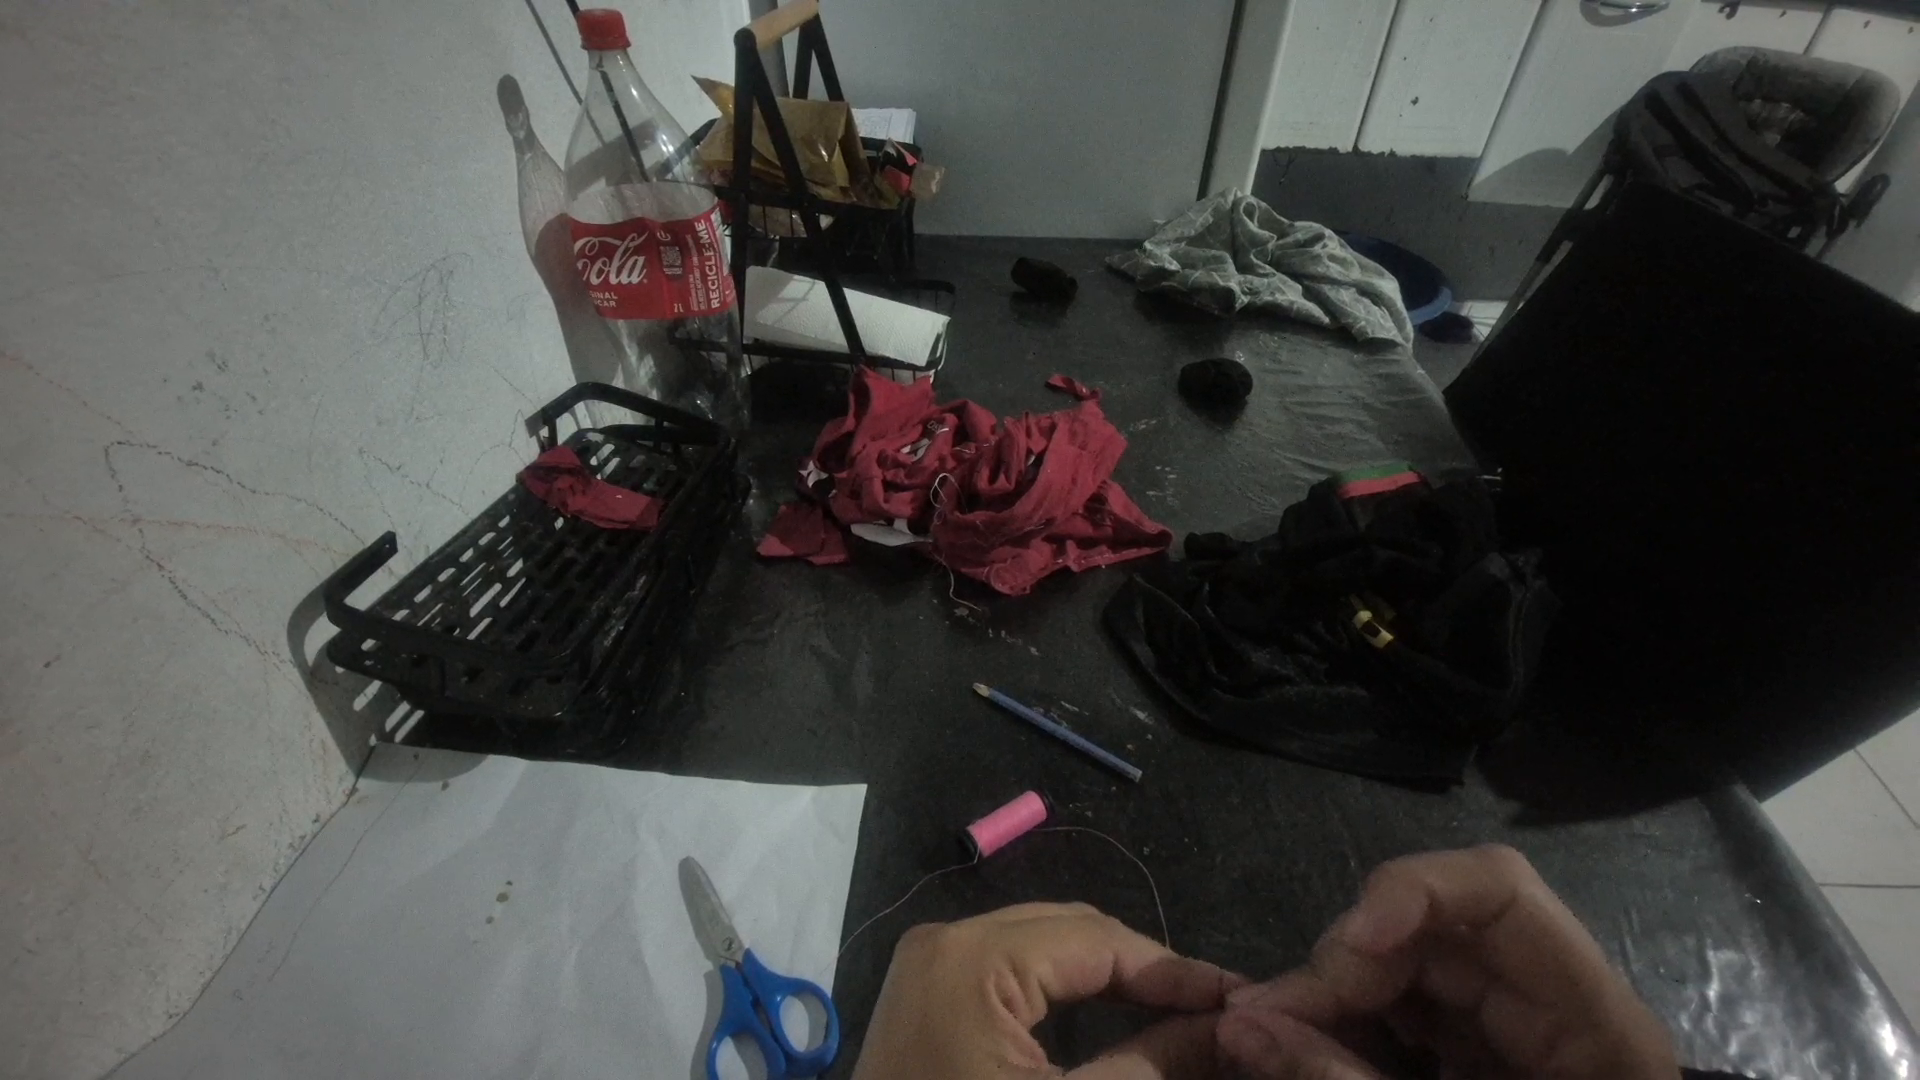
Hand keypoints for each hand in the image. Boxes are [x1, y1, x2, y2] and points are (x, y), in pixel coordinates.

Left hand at [851, 902, 1241, 1079]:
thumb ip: (1151, 1066)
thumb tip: (1224, 1030)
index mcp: (973, 956)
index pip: (1095, 939)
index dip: (1171, 968)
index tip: (1238, 995)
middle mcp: (947, 936)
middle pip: (1068, 930)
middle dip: (1141, 967)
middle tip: (1210, 1008)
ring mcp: (931, 958)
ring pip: (1041, 943)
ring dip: (1106, 974)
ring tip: (1172, 1006)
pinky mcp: (928, 985)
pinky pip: (1009, 965)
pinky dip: (1062, 986)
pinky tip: (1107, 1008)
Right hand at [1219, 845, 1678, 1079]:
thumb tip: (1238, 1025)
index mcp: (1588, 1014)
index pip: (1498, 888)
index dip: (1410, 890)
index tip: (1347, 942)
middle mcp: (1540, 990)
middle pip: (1420, 925)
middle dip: (1341, 964)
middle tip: (1270, 1015)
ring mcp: (1502, 1012)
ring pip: (1394, 956)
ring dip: (1330, 990)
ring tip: (1275, 1030)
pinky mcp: (1470, 1038)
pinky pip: (1393, 999)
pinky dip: (1344, 1016)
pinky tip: (1312, 1042)